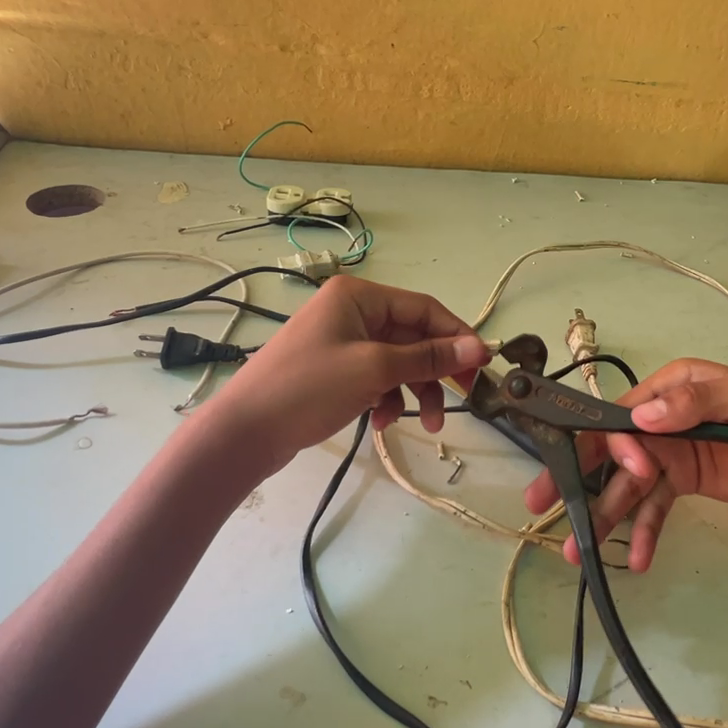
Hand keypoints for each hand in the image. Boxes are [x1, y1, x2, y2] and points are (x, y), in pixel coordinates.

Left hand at [204, 276, 489, 464]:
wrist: (244, 432)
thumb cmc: (309, 388)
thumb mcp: (375, 369)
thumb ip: (430, 357)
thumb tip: (480, 348)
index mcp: (359, 295)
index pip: (425, 308)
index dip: (457, 336)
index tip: (483, 367)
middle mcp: (351, 311)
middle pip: (413, 337)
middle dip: (436, 372)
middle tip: (464, 398)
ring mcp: (341, 342)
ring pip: (398, 362)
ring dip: (415, 392)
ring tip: (427, 425)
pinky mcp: (334, 371)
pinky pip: (377, 378)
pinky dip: (387, 399)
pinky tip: (380, 422)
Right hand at [523, 359, 727, 571]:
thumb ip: (699, 402)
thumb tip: (646, 416)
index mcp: (671, 387)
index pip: (625, 412)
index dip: (610, 442)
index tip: (624, 470)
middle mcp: (660, 419)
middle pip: (609, 448)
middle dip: (575, 477)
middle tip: (540, 506)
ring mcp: (667, 454)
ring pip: (624, 484)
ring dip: (601, 516)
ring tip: (578, 552)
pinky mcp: (679, 483)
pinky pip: (651, 508)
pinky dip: (640, 532)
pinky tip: (635, 559)